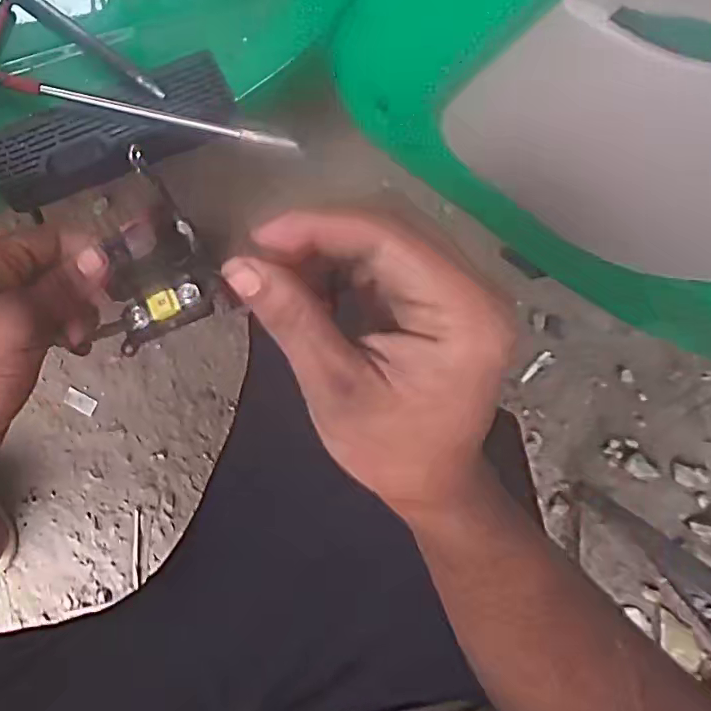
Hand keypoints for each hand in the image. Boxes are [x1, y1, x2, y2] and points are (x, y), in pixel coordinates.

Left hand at [0, 225, 108, 467]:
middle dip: (82, 291)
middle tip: (87, 324)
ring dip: (77, 314)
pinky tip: (73, 347)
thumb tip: (99, 255)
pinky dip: (66, 330)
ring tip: (78, 342)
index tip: (113, 284)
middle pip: (60, 266)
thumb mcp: (21, 323)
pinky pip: (50, 319)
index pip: (55, 238)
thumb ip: (61, 287)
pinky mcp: (13, 335)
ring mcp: (6, 306)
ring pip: (59, 296)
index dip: (88, 257)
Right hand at [220, 210, 516, 517]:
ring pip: (376, 235)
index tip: (260, 238)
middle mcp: (469, 288)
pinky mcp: (431, 293)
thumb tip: (240, 268)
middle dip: (315, 235)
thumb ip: (291, 319)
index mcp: (463, 313)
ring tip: (275, 275)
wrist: (428, 482)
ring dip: (319, 248)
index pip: (388, 238)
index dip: (318, 227)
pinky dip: (331, 264)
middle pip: (385, 227)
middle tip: (260, 257)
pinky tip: (302, 286)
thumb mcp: (334, 386)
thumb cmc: (391, 449)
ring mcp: (453, 287)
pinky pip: (375, 256)